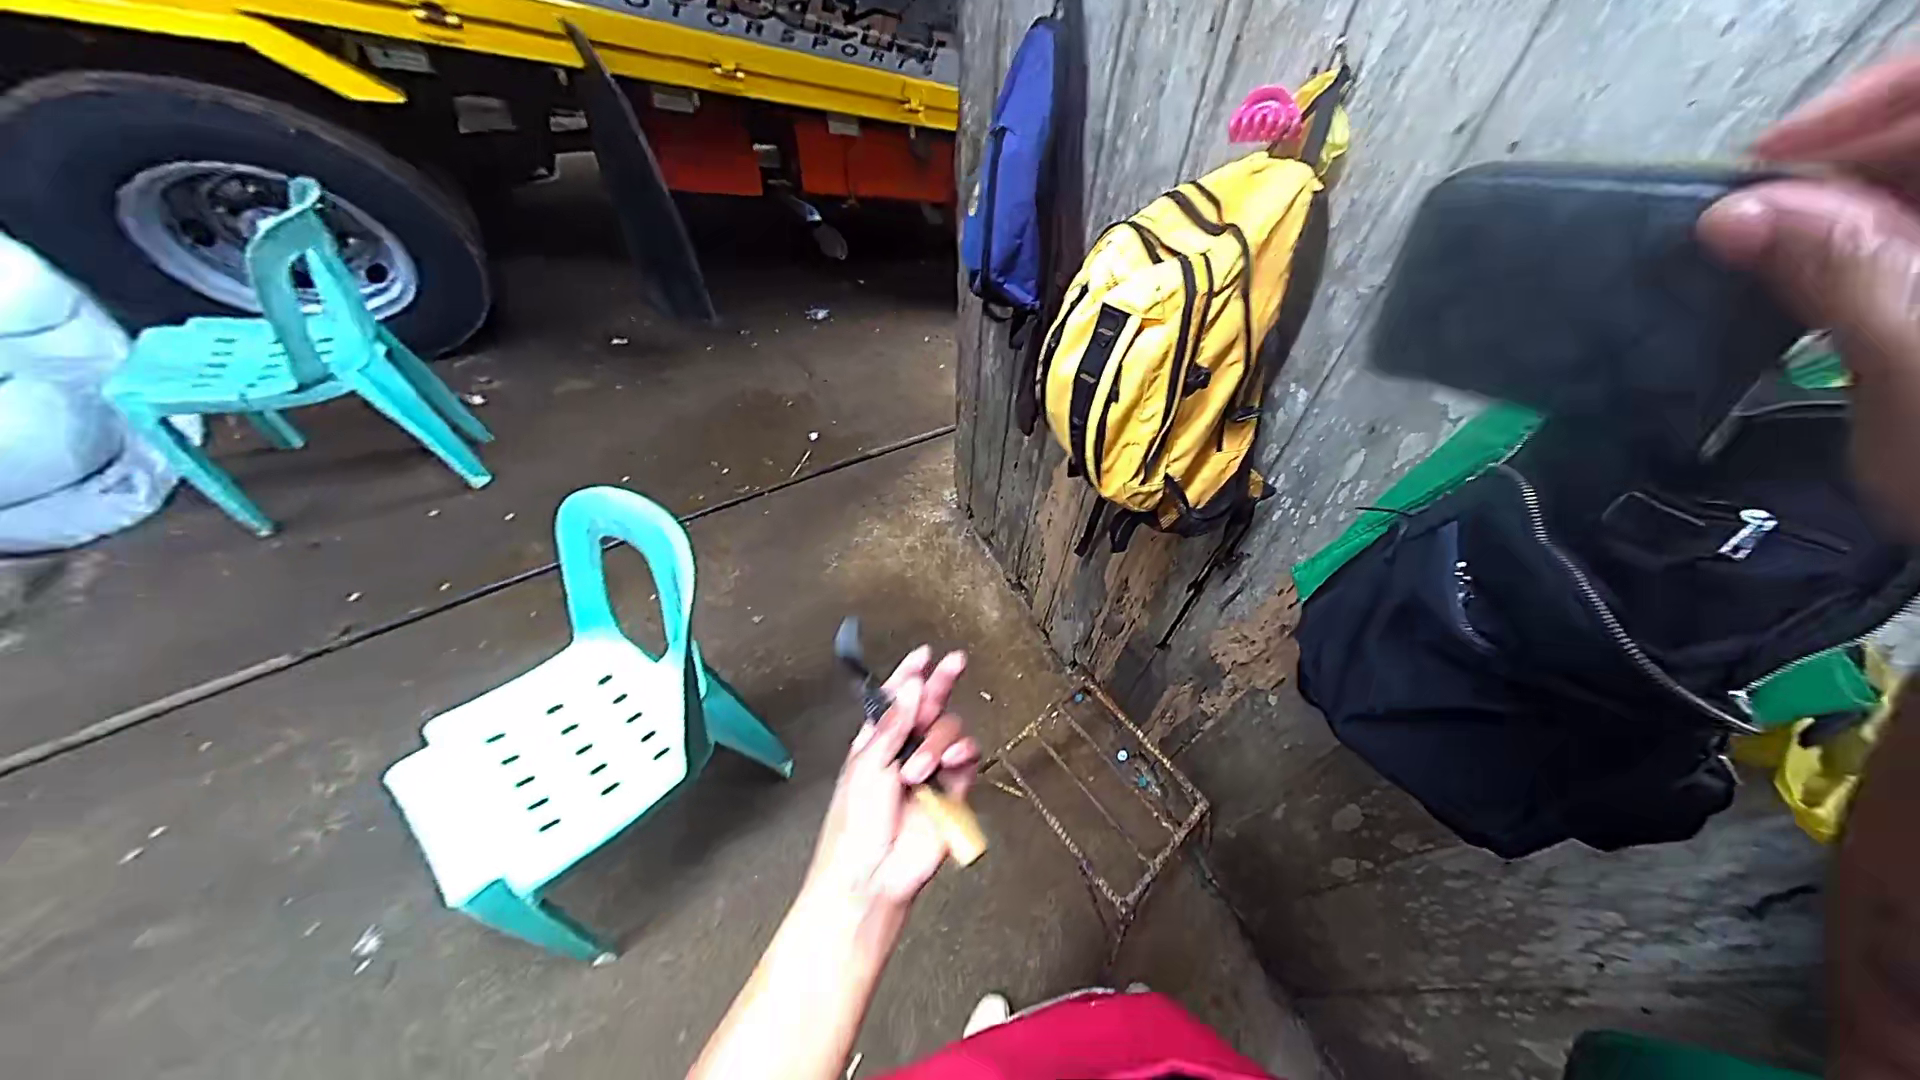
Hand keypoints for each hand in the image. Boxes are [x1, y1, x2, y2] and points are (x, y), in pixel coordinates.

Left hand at [801, 646, 979, 911]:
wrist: (873, 873)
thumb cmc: (855, 826)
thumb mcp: (866, 765)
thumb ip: (894, 724)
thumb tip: (911, 685)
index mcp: (878, 739)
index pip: (896, 698)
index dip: (909, 675)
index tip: (922, 656)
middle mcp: (906, 748)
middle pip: (929, 705)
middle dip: (941, 682)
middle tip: (953, 663)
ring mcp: (931, 768)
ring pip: (949, 729)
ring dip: (936, 741)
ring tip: (917, 769)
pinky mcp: (952, 788)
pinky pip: (967, 758)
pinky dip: (961, 753)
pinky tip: (950, 760)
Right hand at [1697, 53, 1919, 535]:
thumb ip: (1845, 277)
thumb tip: (1737, 213)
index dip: (1876, 101)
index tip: (1759, 165)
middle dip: (1842, 158)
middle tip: (1736, 222)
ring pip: (1913, 181)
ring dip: (1833, 201)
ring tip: (1750, 248)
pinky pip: (1903, 225)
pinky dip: (1847, 233)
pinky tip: (1799, 267)